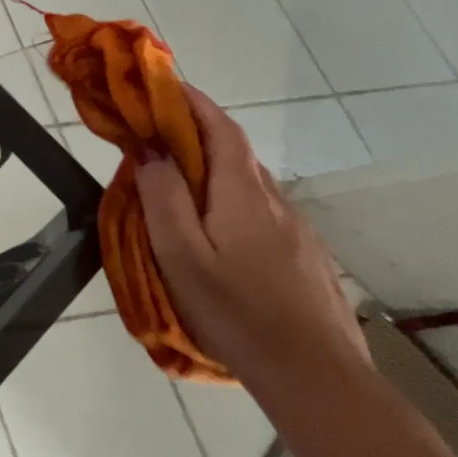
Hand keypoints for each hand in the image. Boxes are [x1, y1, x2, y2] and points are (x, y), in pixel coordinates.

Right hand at [132, 83, 367, 389]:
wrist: (313, 373)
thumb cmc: (234, 309)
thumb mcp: (179, 253)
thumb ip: (162, 197)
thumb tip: (148, 150)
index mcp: (242, 195)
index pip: (220, 130)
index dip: (191, 101)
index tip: (158, 83)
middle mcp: (274, 202)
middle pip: (231, 153)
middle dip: (189, 133)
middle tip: (145, 132)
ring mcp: (294, 229)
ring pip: (243, 183)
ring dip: (204, 168)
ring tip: (165, 178)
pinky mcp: (300, 254)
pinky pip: (256, 209)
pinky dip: (222, 196)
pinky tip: (203, 224)